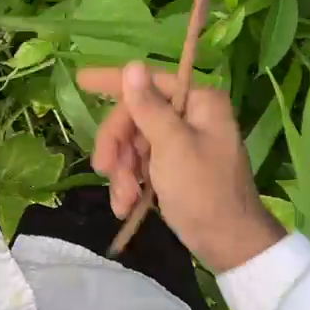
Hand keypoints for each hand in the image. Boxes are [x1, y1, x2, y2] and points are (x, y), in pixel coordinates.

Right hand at [77, 62, 285, 272]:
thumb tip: (132, 66)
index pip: (148, 82)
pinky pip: (140, 166)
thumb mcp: (171, 147)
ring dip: (122, 172)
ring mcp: (181, 144)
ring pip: (133, 144)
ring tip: (124, 199)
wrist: (228, 244)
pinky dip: (129, 184)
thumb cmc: (204, 191)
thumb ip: (149, 107)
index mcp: (198, 102)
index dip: (114, 83)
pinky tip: (126, 206)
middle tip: (103, 169)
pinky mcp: (173, 169)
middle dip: (117, 146)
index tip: (81, 81)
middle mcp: (191, 117)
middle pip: (135, 116)